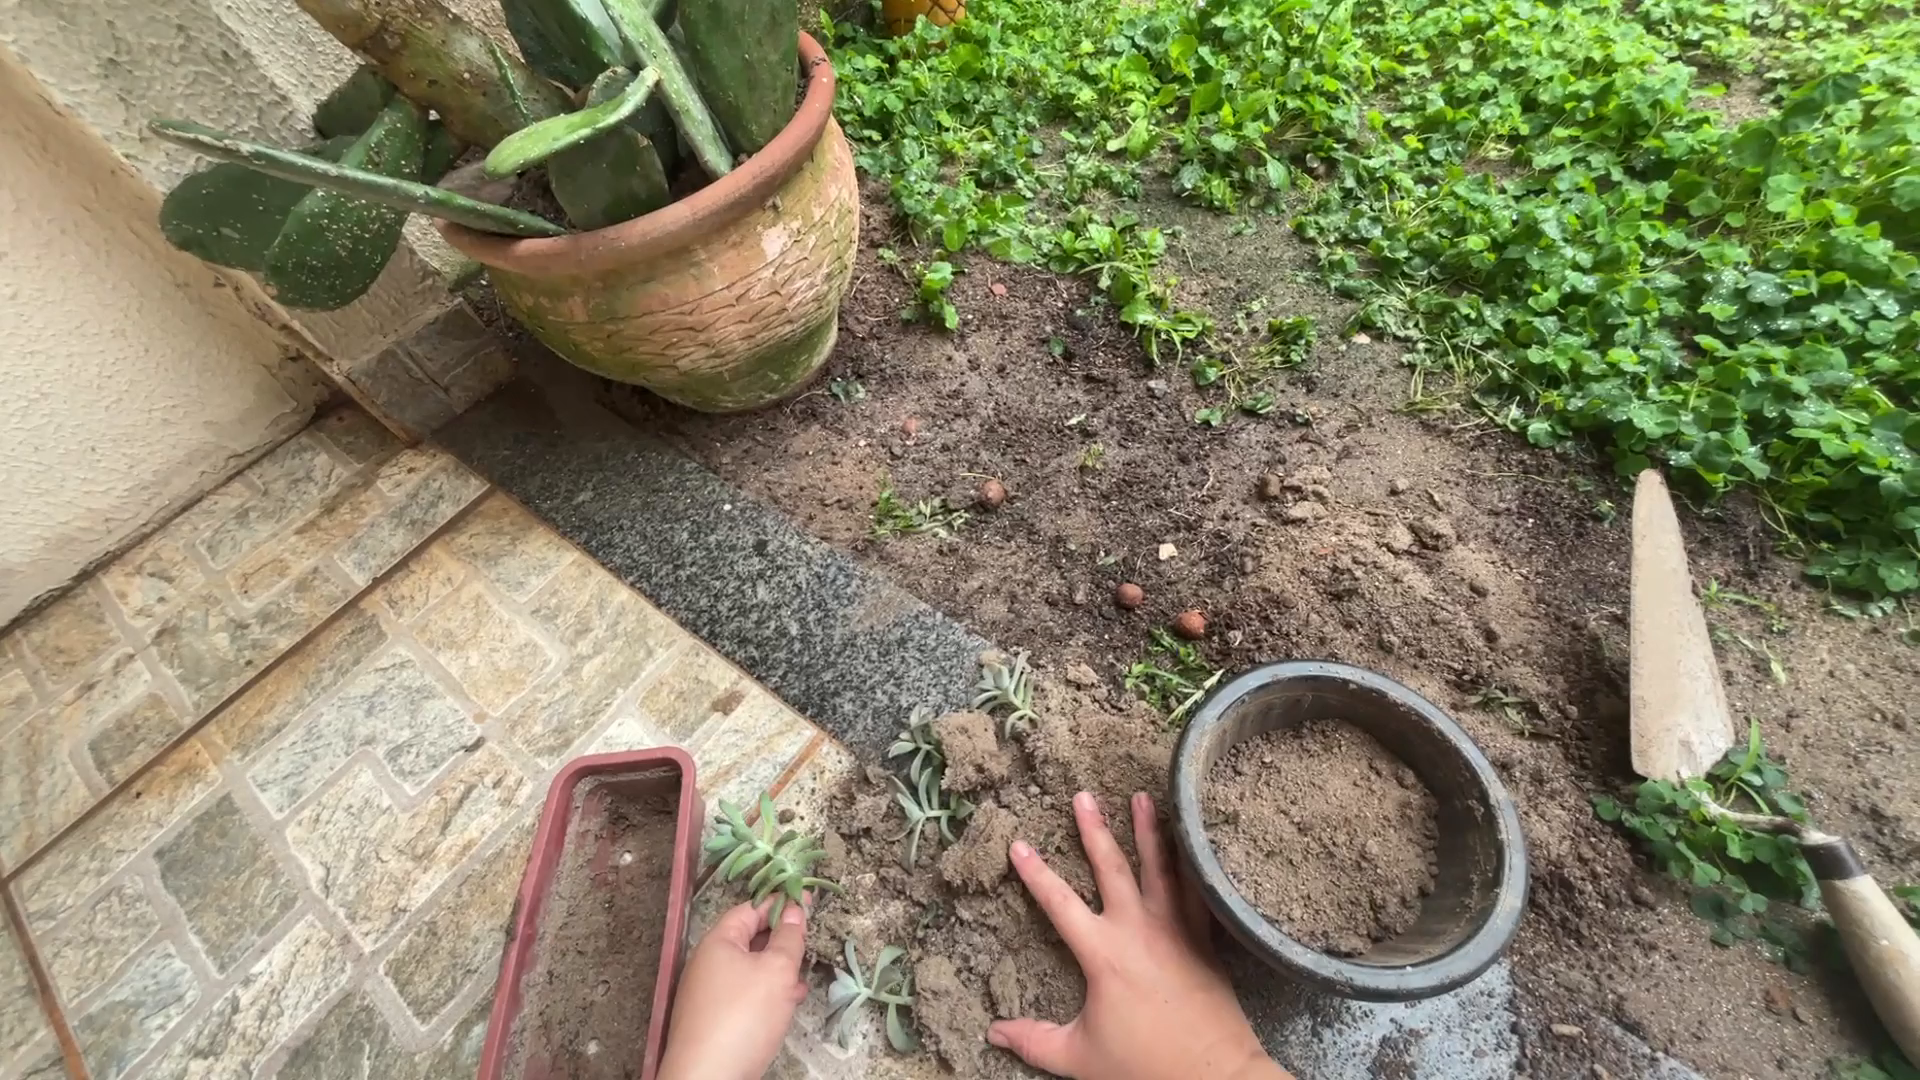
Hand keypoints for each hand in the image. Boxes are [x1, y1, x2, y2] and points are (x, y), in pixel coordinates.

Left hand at [656, 898, 807, 1079]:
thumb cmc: (743, 1017)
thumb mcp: (777, 970)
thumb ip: (789, 936)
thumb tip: (794, 909)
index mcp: (718, 942)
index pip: (752, 909)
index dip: (780, 903)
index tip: (808, 901)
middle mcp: (707, 964)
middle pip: (749, 939)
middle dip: (780, 940)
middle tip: (806, 942)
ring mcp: (707, 995)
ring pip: (749, 970)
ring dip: (776, 971)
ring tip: (800, 980)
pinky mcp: (711, 1022)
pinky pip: (742, 996)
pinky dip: (765, 994)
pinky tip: (785, 1006)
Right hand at [988, 791, 1293, 1079]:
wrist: (1214, 1078)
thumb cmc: (1145, 1067)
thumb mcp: (1081, 1058)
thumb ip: (1035, 1041)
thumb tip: (992, 1032)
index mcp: (1102, 953)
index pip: (1059, 903)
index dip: (1036, 873)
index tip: (1018, 843)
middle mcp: (1136, 929)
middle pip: (1112, 867)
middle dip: (1094, 829)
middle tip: (1084, 795)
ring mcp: (1173, 928)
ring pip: (1159, 867)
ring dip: (1149, 830)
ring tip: (1144, 796)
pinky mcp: (1203, 936)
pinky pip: (1196, 891)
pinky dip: (1192, 863)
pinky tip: (1192, 840)